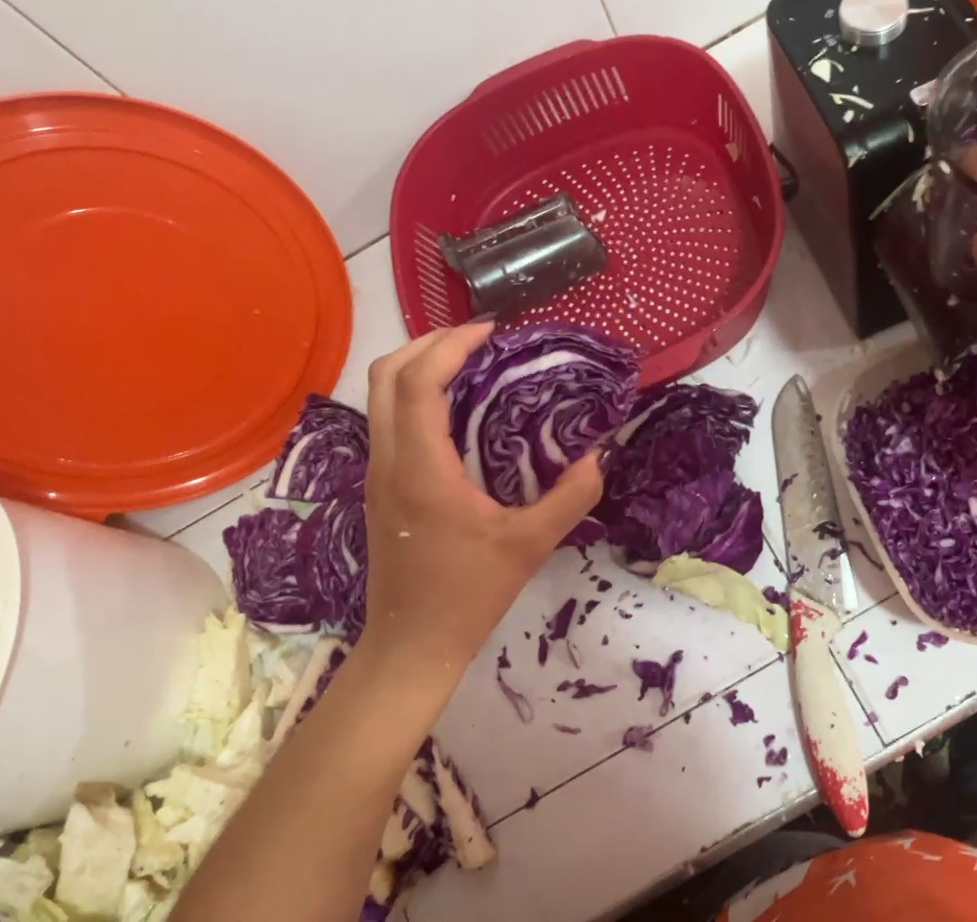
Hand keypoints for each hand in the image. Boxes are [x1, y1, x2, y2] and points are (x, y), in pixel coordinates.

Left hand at [359, 323, 602, 674]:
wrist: (412, 644)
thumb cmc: (467, 595)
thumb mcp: (529, 545)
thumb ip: (570, 497)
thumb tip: (600, 456)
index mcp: (420, 468)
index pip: (419, 382)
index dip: (451, 344)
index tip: (492, 331)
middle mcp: (388, 461)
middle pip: (386, 375)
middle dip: (428, 343)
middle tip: (479, 340)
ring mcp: (376, 474)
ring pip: (380, 396)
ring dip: (419, 367)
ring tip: (471, 366)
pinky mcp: (380, 488)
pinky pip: (387, 420)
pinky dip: (415, 396)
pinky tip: (457, 412)